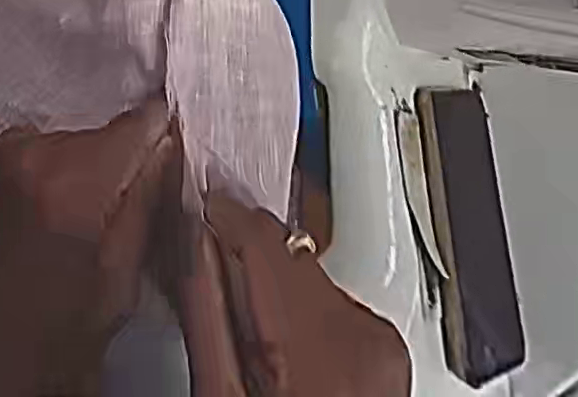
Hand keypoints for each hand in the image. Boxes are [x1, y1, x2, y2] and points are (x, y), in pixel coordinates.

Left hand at [0, 99, 179, 395]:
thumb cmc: (59, 330)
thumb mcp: (123, 274)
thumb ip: (149, 197)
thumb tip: (169, 141)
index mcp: (77, 184)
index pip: (139, 123)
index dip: (160, 136)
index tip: (168, 151)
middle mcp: (39, 153)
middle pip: (108, 132)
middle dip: (124, 158)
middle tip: (122, 206)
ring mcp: (12, 149)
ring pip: (81, 136)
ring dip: (91, 162)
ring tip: (86, 213)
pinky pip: (52, 142)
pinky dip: (62, 163)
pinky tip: (57, 203)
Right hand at [177, 192, 410, 396]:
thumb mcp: (221, 396)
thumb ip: (205, 303)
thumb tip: (194, 234)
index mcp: (324, 339)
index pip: (264, 233)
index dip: (222, 212)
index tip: (196, 201)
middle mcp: (364, 329)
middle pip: (283, 251)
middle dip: (240, 253)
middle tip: (203, 268)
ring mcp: (380, 341)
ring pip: (302, 270)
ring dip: (266, 281)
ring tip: (243, 329)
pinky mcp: (384, 349)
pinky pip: (325, 299)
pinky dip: (293, 306)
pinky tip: (274, 345)